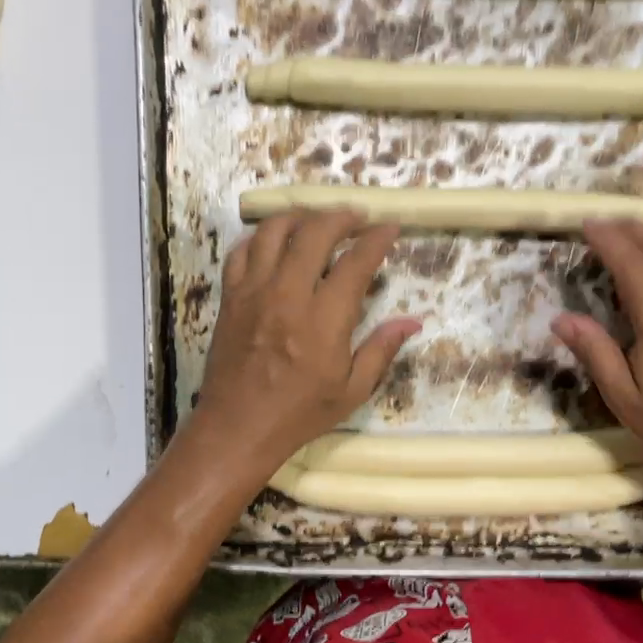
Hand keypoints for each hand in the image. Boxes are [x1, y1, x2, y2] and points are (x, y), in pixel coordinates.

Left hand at [189, 209, 420, 476]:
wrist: (238, 427)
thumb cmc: (299, 414)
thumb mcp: (351, 391)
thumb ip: (380, 350)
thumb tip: (412, 321)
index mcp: (323, 321)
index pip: (355, 263)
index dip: (376, 239)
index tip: (389, 228)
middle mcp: (288, 295)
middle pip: (315, 233)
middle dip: (341, 217)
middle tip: (356, 218)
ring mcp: (254, 292)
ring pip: (274, 231)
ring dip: (300, 216)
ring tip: (317, 220)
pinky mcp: (231, 297)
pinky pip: (242, 250)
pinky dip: (261, 237)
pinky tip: (275, 241)